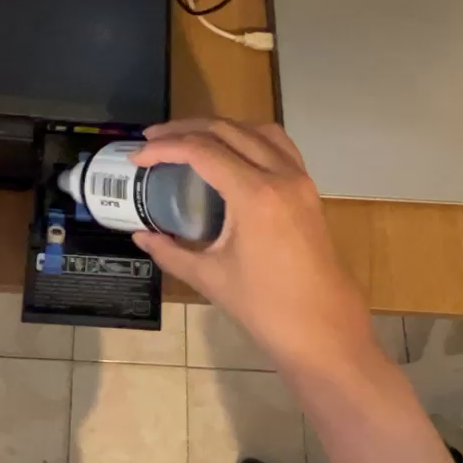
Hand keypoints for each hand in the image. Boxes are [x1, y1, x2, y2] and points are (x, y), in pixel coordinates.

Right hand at [132, 120, 375, 373]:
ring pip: (255, 130)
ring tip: (187, 140)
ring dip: (218, 129)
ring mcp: (299, 180)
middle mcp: (280, 175)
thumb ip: (170, 251)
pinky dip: (248, 139)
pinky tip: (229, 155)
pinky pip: (277, 146)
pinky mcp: (308, 190)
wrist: (325, 332)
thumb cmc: (266, 309)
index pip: (201, 151)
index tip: (137, 157)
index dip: (163, 148)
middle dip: (184, 130)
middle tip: (152, 140)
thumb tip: (140, 236)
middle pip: (226, 130)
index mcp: (254, 195)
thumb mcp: (210, 278)